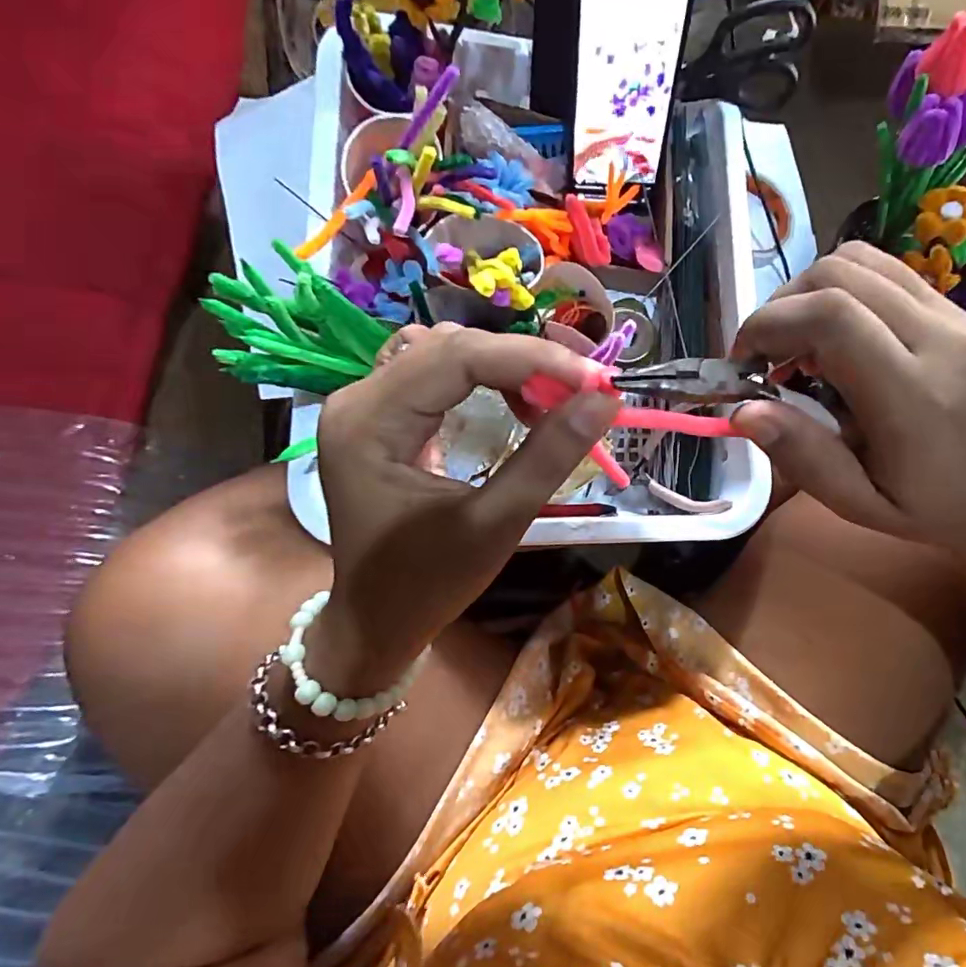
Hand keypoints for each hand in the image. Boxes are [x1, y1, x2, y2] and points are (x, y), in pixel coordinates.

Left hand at [308, 324, 617, 688]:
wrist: (376, 622)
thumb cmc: (429, 584)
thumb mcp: (495, 523)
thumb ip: (548, 457)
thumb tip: (605, 402)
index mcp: (370, 421)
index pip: (459, 356)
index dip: (535, 358)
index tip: (598, 381)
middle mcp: (360, 399)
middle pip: (453, 345)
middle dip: (526, 359)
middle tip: (586, 389)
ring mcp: (368, 405)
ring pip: (448, 351)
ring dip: (508, 365)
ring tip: (556, 397)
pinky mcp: (384, 417)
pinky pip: (440, 374)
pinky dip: (489, 380)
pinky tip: (521, 404)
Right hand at [730, 242, 965, 557]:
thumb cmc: (924, 507)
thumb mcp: (856, 502)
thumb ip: (803, 456)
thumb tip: (742, 411)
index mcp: (914, 395)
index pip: (832, 317)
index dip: (772, 324)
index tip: (746, 362)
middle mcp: (938, 338)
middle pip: (839, 274)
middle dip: (782, 306)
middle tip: (767, 357)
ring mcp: (950, 315)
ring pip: (858, 260)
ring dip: (808, 293)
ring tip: (798, 345)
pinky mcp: (951, 309)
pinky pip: (881, 270)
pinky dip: (838, 289)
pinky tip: (833, 336)